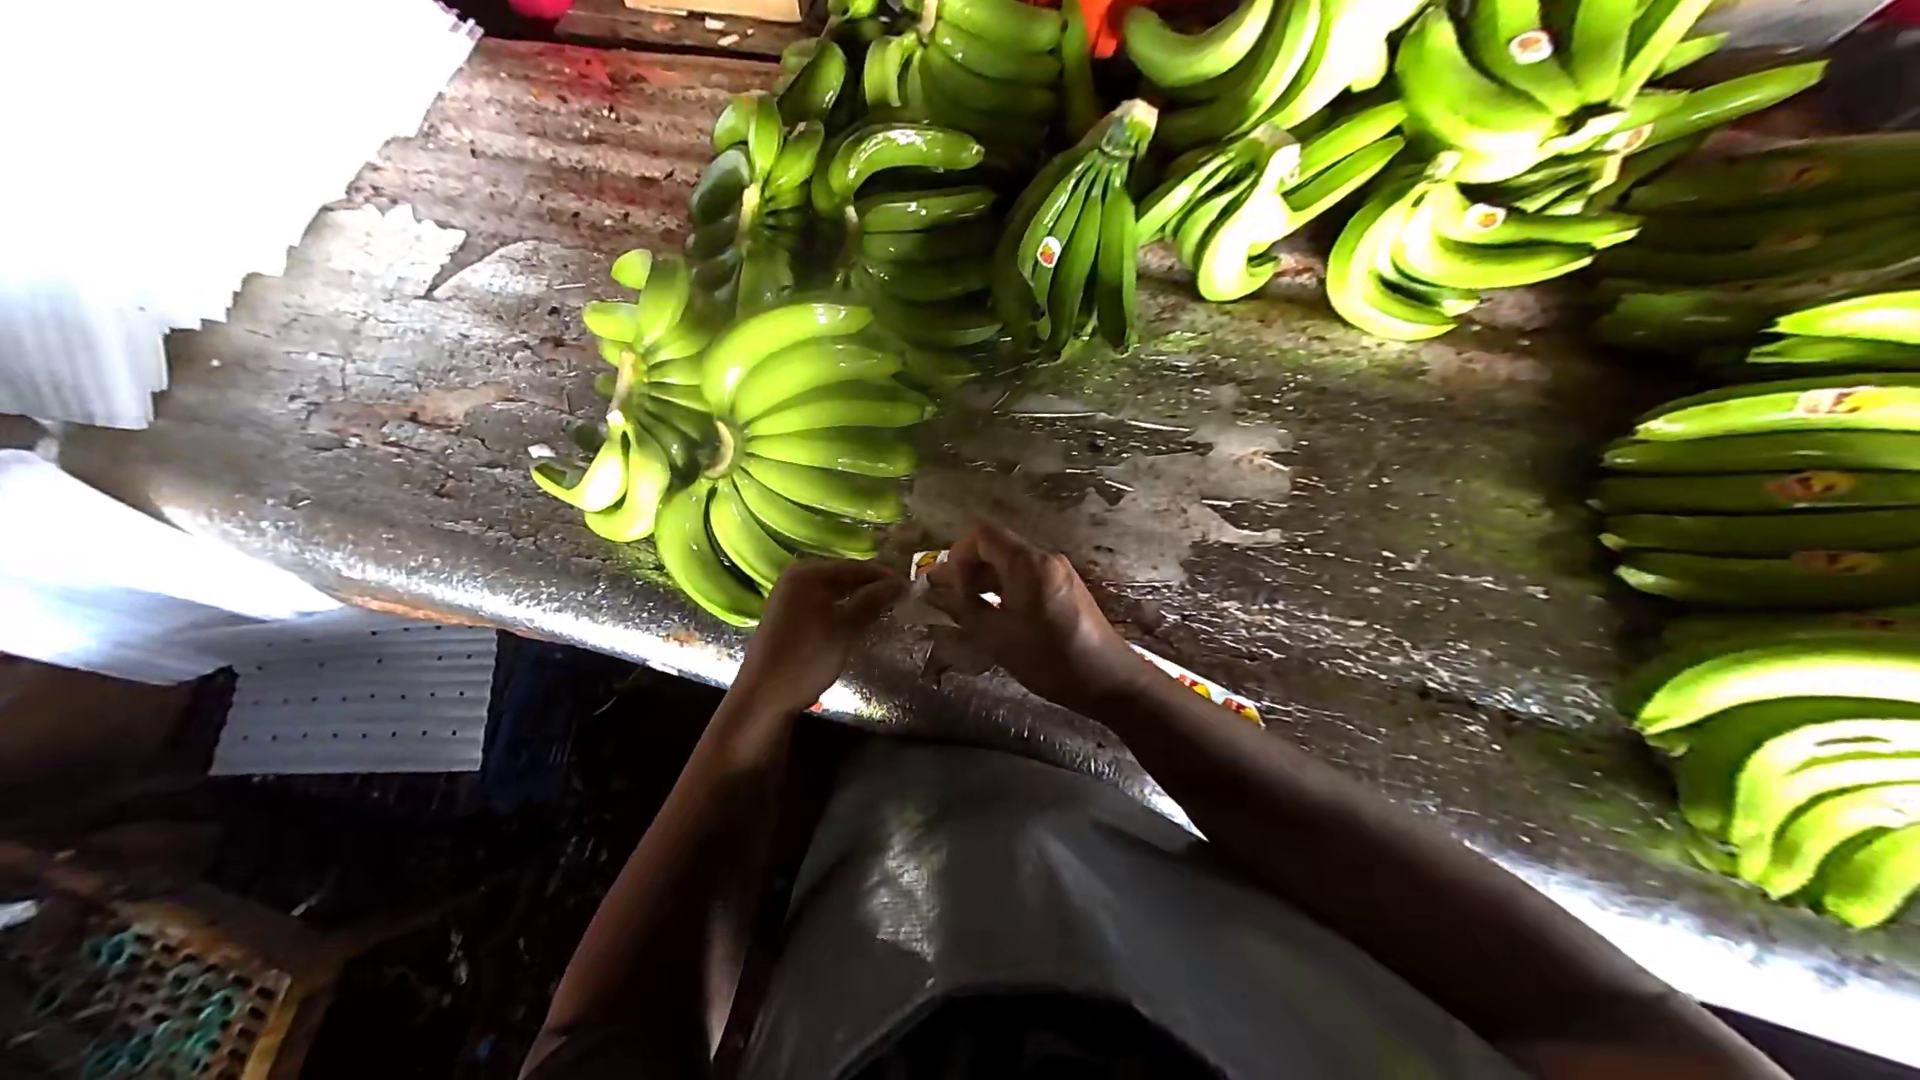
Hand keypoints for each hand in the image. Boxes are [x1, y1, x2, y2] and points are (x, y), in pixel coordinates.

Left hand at [732, 558, 904, 714]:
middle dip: (873, 586)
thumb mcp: (845, 628)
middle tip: (902, 598)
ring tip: (886, 609)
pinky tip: (860, 619)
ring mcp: (791, 596)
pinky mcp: (790, 615)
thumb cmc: (807, 657)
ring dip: (860, 598)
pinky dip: (844, 608)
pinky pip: (824, 602)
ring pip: (835, 591)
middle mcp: (798, 578)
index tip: (910, 587)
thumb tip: (899, 583)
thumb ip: (872, 600)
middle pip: (844, 576)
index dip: (884, 576)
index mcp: (809, 574)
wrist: (764, 695)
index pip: (855, 567)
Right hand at [923, 524, 1153, 715]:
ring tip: (967, 609)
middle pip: (998, 547)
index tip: (946, 583)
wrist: (1108, 681)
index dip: (957, 553)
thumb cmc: (1049, 658)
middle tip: (948, 597)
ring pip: (1012, 563)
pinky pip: (1027, 577)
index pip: (983, 535)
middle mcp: (1045, 559)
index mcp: (1028, 563)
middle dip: (969, 568)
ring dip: (986, 580)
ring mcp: (1059, 573)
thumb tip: (940, 589)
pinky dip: (1006, 589)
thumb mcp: (997, 637)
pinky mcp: (1066, 589)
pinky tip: (996, 616)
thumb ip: (964, 607)